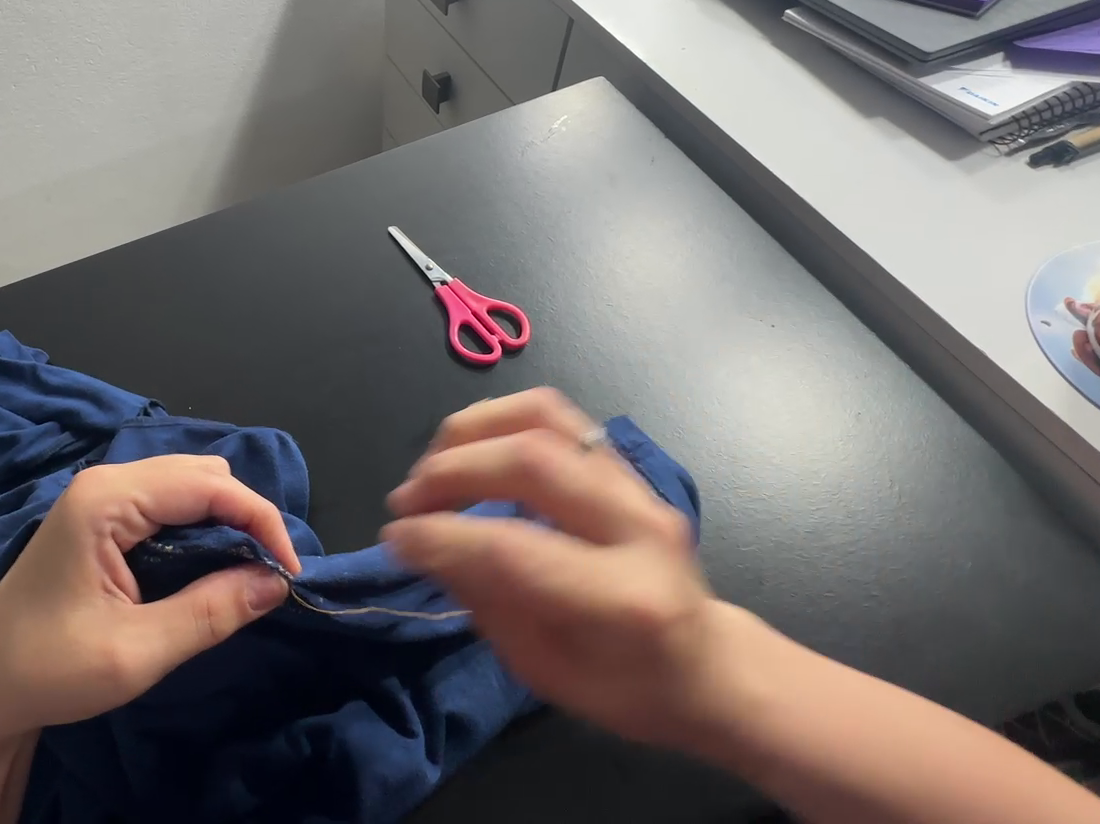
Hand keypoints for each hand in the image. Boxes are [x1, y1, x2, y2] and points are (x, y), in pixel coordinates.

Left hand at [0, 454, 302, 742]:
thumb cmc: (49, 670)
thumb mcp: (137, 652)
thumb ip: (211, 612)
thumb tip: (276, 583)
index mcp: (107, 499)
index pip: (208, 485)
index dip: (260, 520)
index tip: (290, 572)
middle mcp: (106, 480)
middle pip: (201, 473)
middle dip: (245, 516)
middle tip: (268, 574)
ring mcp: (101, 493)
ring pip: (188, 483)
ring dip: (225, 519)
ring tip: (244, 572)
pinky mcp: (102, 513)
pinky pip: (169, 501)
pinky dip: (201, 525)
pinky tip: (208, 564)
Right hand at [383, 389, 757, 746]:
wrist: (706, 665)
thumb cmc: (622, 685)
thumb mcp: (541, 667)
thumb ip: (483, 597)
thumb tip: (420, 542)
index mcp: (624, 598)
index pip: (512, 548)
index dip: (439, 536)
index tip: (393, 540)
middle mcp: (637, 525)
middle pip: (529, 462)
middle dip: (449, 472)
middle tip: (407, 501)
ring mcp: (634, 483)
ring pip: (541, 418)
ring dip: (469, 433)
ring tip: (432, 466)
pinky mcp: (620, 462)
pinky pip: (552, 414)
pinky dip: (496, 420)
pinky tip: (468, 449)